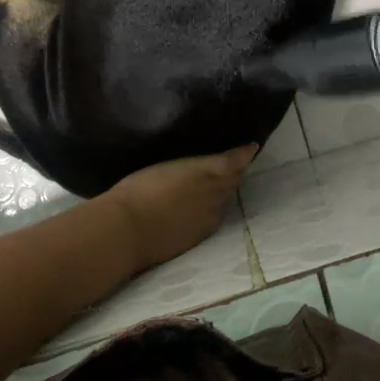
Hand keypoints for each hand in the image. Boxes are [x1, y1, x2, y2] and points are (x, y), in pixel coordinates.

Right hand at [99, 145, 256, 272]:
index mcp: (205, 170)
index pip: (234, 161)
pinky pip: (217, 216)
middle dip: (237, 170)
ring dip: (228, 188)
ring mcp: (209, 217)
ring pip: (227, 198)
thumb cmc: (138, 189)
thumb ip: (188, 165)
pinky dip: (218, 206)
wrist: (127, 230)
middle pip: (234, 180)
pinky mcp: (201, 235)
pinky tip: (208, 204)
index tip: (252, 145)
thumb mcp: (163, 165)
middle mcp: (215, 193)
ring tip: (223, 179)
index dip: (244, 153)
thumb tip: (197, 165)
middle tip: (236, 160)